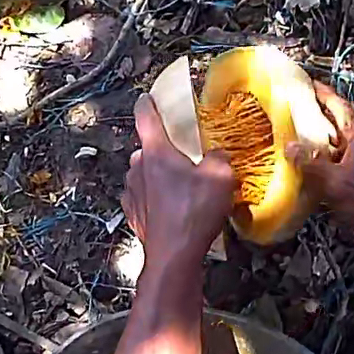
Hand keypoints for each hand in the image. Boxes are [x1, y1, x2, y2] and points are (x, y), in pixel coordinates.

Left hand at [125, 93, 235, 271]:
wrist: (173, 256)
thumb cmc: (193, 213)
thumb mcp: (221, 178)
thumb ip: (220, 158)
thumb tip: (219, 155)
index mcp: (156, 152)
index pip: (146, 116)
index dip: (149, 103)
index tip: (148, 98)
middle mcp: (138, 167)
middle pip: (149, 149)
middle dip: (165, 151)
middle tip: (187, 160)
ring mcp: (132, 191)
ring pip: (146, 174)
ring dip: (160, 177)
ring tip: (184, 189)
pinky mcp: (133, 213)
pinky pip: (144, 197)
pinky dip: (156, 198)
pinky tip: (174, 208)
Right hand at [292, 82, 353, 239]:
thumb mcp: (334, 182)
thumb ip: (311, 163)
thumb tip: (289, 146)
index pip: (340, 107)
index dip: (324, 94)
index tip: (308, 83)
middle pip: (339, 122)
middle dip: (319, 113)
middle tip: (296, 108)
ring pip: (339, 140)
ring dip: (321, 135)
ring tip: (298, 134)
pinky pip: (339, 157)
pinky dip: (325, 155)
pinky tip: (311, 164)